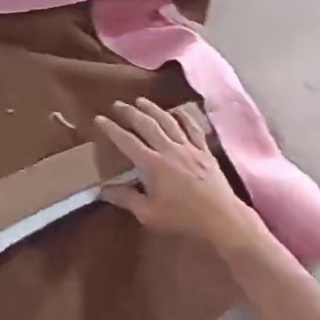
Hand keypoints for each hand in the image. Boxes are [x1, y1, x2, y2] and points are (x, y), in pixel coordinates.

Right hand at [93, 98, 271, 254]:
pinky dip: (184, 117)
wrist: (220, 217)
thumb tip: (103, 190)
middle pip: (147, 125)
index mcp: (153, 165)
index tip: (99, 119)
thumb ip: (126, 199)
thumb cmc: (182, 218)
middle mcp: (170, 150)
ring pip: (168, 122)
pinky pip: (193, 128)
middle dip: (130, 112)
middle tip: (118, 104)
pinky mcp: (205, 151)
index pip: (127, 142)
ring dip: (153, 109)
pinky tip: (177, 111)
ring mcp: (189, 148)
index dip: (111, 129)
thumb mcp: (148, 214)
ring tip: (142, 101)